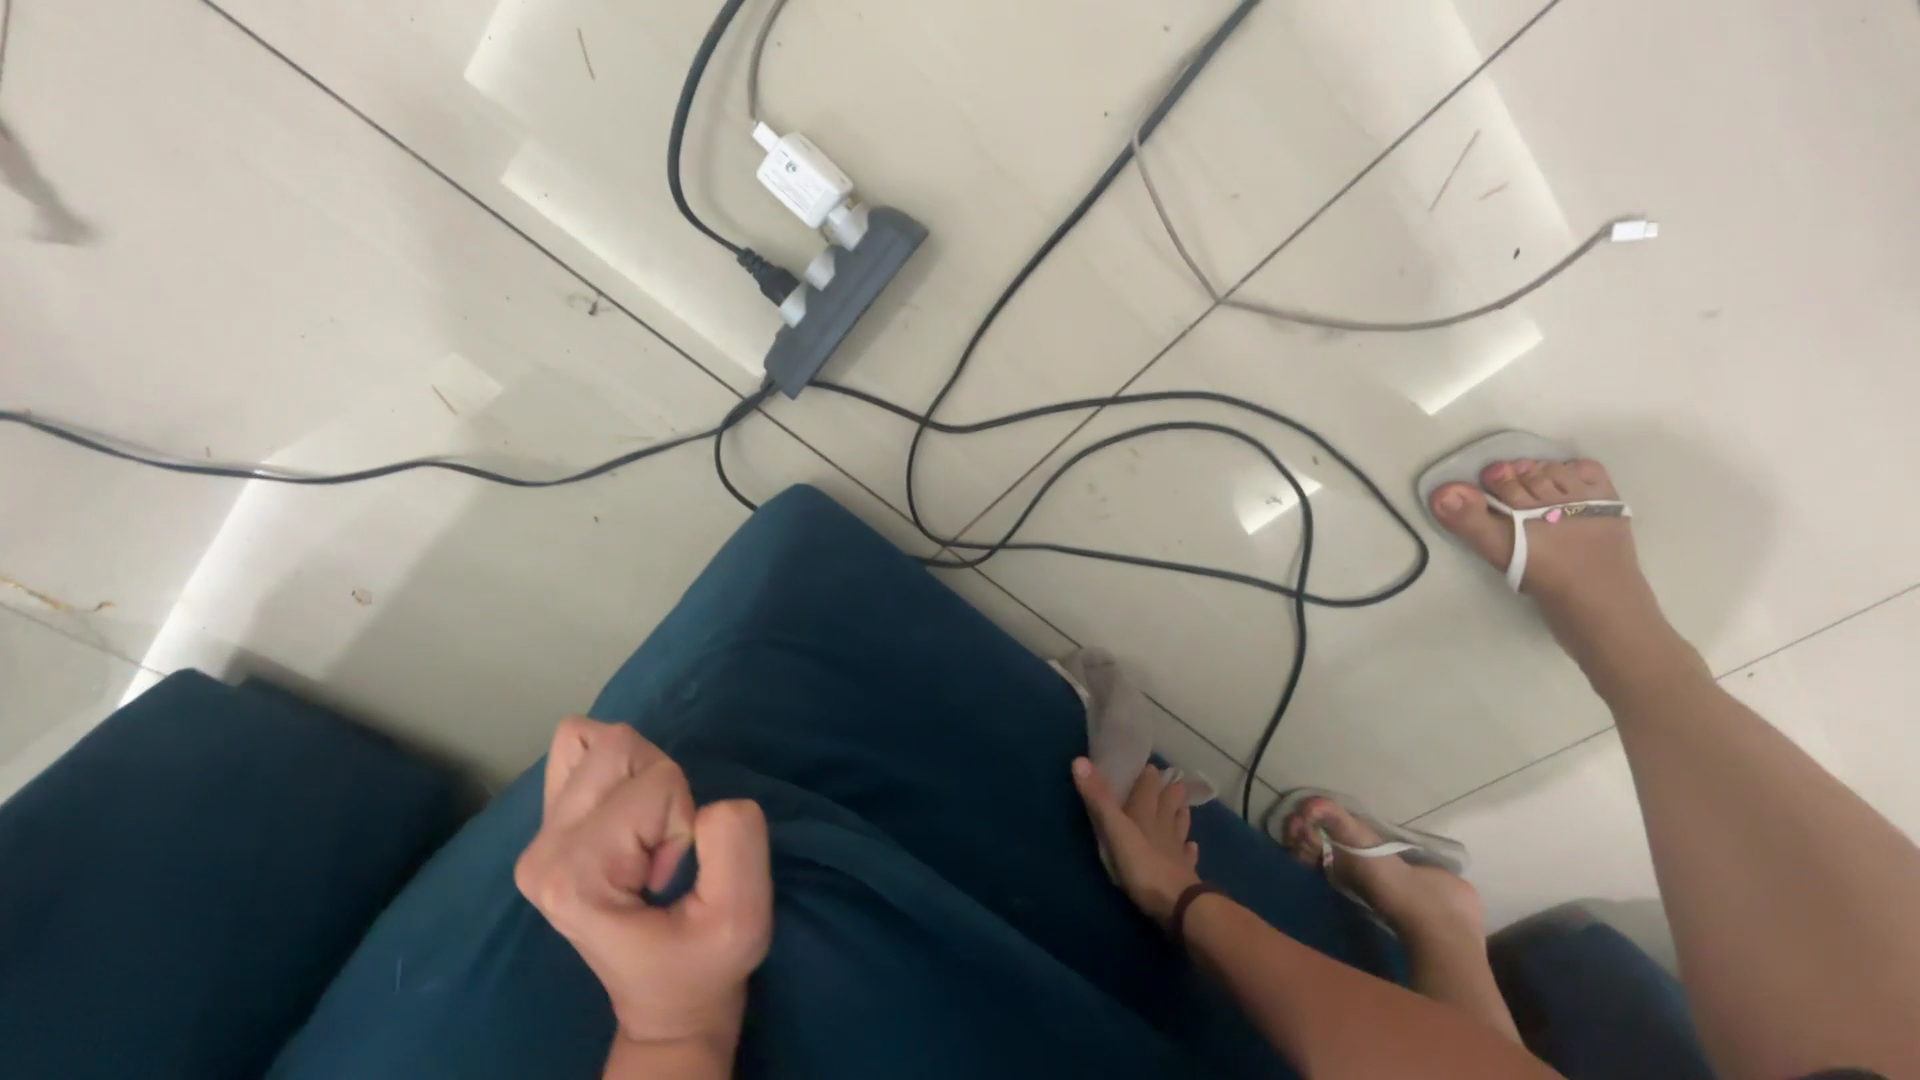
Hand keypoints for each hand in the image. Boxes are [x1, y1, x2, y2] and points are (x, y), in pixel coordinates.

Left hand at [516, 717, 772, 1051]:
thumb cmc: (706, 964)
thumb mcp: (743, 917)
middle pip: (617, 746)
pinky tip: (627, 810)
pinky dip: (613, 764)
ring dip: (642, 774)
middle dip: (664, 786)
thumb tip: (714, 801)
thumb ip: (736, 846)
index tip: (677, 876)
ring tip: (647, 829)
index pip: (657, 783)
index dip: (686, 821)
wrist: (668, 1001)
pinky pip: (574, 750)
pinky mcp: (547, 828)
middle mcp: (542, 850)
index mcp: (577, 876)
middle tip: (664, 846)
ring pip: (593, 740)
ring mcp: (538, 838)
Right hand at [1071, 757, 1202, 923]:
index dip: (1149, 776)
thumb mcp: (1115, 830)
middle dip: (1169, 793)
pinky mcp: (1185, 874)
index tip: (1149, 766)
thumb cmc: (1143, 865)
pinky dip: (1189, 850)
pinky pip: (1188, 857)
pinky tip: (1192, 847)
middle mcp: (1163, 827)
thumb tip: (1079, 760)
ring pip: (1179, 827)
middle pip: (1168, 804)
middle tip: (1172, 783)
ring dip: (1180, 816)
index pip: (1149, 787)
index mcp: (1145, 814)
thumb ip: (1099, 799)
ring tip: (1183, 808)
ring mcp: (1176, 851)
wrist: (1178, 905)